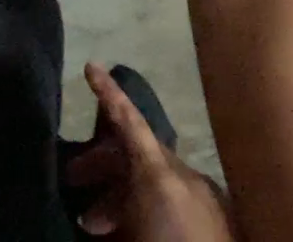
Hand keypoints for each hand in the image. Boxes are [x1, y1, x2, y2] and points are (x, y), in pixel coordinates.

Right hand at [70, 63, 236, 240]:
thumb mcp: (127, 233)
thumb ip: (110, 211)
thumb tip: (87, 212)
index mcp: (161, 176)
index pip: (130, 122)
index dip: (109, 94)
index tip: (90, 67)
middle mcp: (186, 178)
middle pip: (137, 152)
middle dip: (101, 163)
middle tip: (72, 181)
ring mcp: (207, 199)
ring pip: (155, 177)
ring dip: (121, 193)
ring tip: (93, 223)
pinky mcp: (221, 221)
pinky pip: (175, 198)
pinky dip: (147, 206)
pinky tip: (130, 228)